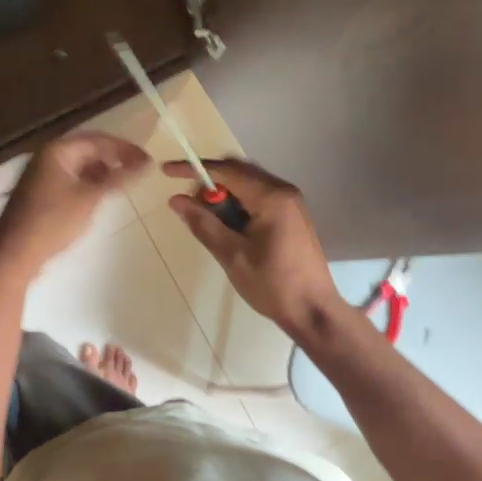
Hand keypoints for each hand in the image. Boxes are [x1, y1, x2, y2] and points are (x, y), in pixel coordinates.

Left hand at [0, 132, 150, 274]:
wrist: (13, 255)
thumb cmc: (52, 222)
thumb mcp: (90, 198)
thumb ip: (118, 178)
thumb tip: (146, 162)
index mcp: (57, 151)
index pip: (97, 139)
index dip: (124, 148)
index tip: (147, 160)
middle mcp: (47, 157)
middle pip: (87, 149)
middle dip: (114, 158)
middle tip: (138, 170)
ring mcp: (41, 175)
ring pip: (78, 166)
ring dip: (102, 171)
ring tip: (123, 184)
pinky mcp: (39, 194)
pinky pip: (70, 180)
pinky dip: (88, 184)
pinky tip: (100, 197)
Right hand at [165, 160, 342, 336]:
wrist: (313, 311)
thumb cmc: (273, 284)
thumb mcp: (232, 255)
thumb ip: (203, 224)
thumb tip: (176, 200)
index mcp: (271, 197)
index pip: (225, 171)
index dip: (194, 169)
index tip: (167, 171)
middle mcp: (284, 191)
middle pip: (238, 172)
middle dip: (209, 182)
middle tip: (187, 202)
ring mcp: (291, 203)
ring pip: (249, 184)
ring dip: (224, 194)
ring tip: (204, 217)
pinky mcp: (292, 216)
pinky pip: (260, 197)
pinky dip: (239, 204)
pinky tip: (227, 225)